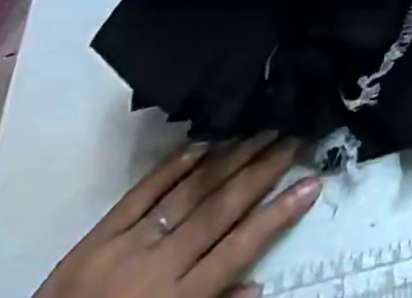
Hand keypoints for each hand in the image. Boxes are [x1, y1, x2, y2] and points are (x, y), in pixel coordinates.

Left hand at [34, 133, 320, 297]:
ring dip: (229, 157)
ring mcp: (129, 243)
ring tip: (260, 128)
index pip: (241, 247)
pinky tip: (202, 141)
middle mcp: (160, 265)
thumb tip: (259, 286)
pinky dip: (173, 165)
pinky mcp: (100, 233)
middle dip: (262, 170)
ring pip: (190, 191)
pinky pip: (143, 192)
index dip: (279, 213)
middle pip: (221, 208)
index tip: (311, 182)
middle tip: (293, 137)